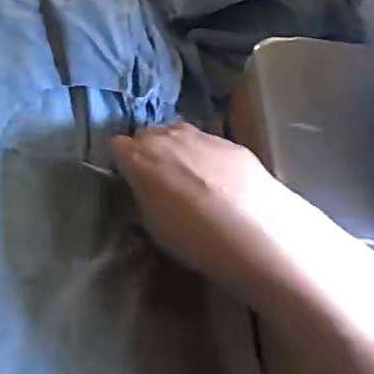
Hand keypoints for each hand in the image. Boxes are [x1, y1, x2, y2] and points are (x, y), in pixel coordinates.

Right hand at [111, 123, 321, 300]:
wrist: (256, 231)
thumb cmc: (193, 237)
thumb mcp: (153, 227)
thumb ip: (143, 199)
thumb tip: (144, 190)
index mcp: (139, 156)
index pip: (117, 146)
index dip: (123, 162)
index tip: (130, 180)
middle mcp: (167, 136)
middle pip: (148, 135)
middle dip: (148, 152)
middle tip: (159, 181)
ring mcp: (201, 135)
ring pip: (179, 135)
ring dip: (178, 151)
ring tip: (191, 180)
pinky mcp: (231, 142)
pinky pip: (208, 144)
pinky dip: (207, 157)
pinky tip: (221, 183)